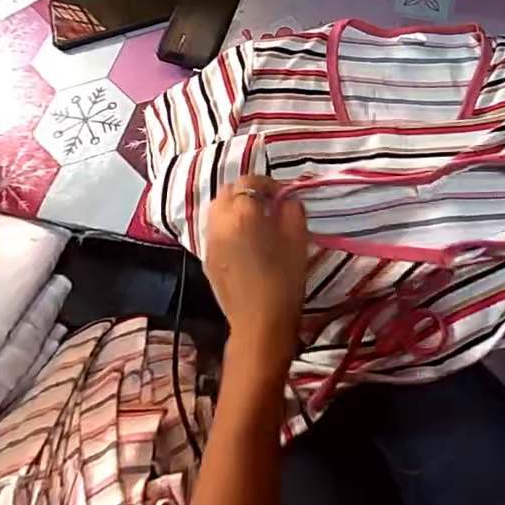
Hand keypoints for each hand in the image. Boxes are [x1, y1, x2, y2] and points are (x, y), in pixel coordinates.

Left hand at [201, 176, 309, 377]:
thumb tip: (286, 199)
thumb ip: (292, 210)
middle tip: (268, 204)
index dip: (267, 183)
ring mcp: (209, 241)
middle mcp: (220, 222)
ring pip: (216, 209)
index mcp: (243, 214)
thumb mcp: (298, 240)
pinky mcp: (206, 257)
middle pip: (227, 190)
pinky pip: (213, 229)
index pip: (249, 181)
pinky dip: (226, 225)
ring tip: (254, 221)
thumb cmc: (285, 281)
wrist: (260, 323)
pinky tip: (243, 241)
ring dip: (234, 206)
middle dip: (247, 191)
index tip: (282, 196)